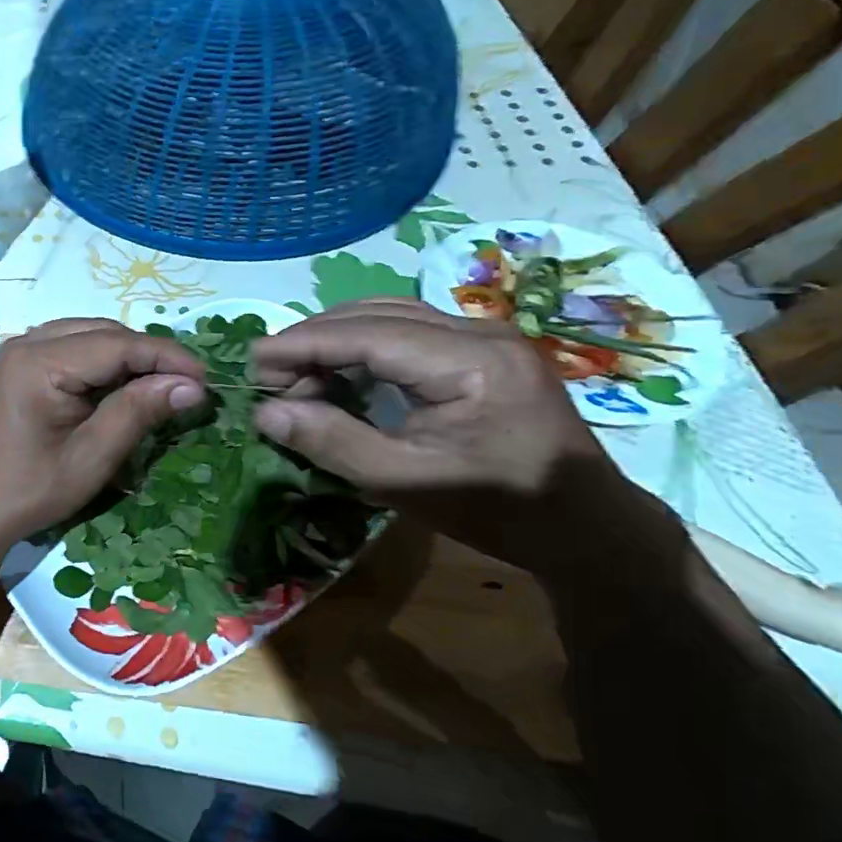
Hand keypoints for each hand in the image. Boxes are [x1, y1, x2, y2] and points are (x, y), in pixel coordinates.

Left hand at [0, 318, 205, 558]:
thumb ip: (139, 412)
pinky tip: (121, 386)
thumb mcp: (92, 456)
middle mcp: (25, 343)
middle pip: (104, 333)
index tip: (205, 379)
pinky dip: (102, 362)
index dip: (166, 357)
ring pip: (89, 336)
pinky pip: (71, 347)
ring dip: (127, 357)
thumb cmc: (31, 490)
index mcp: (37, 362)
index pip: (117, 344)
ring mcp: (17, 351)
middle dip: (149, 356)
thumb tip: (191, 385)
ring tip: (161, 386)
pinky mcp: (18, 364)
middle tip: (186, 386)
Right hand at [247, 299, 629, 575]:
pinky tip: (341, 371)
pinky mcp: (483, 349)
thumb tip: (265, 413)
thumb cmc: (499, 511)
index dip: (302, 344)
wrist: (589, 528)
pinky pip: (407, 331)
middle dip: (314, 339)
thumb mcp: (406, 483)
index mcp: (469, 361)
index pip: (366, 334)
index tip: (251, 360)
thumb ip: (333, 442)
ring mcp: (486, 335)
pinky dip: (363, 346)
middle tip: (270, 375)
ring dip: (336, 338)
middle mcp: (479, 331)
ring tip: (297, 374)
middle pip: (375, 313)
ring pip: (389, 315)